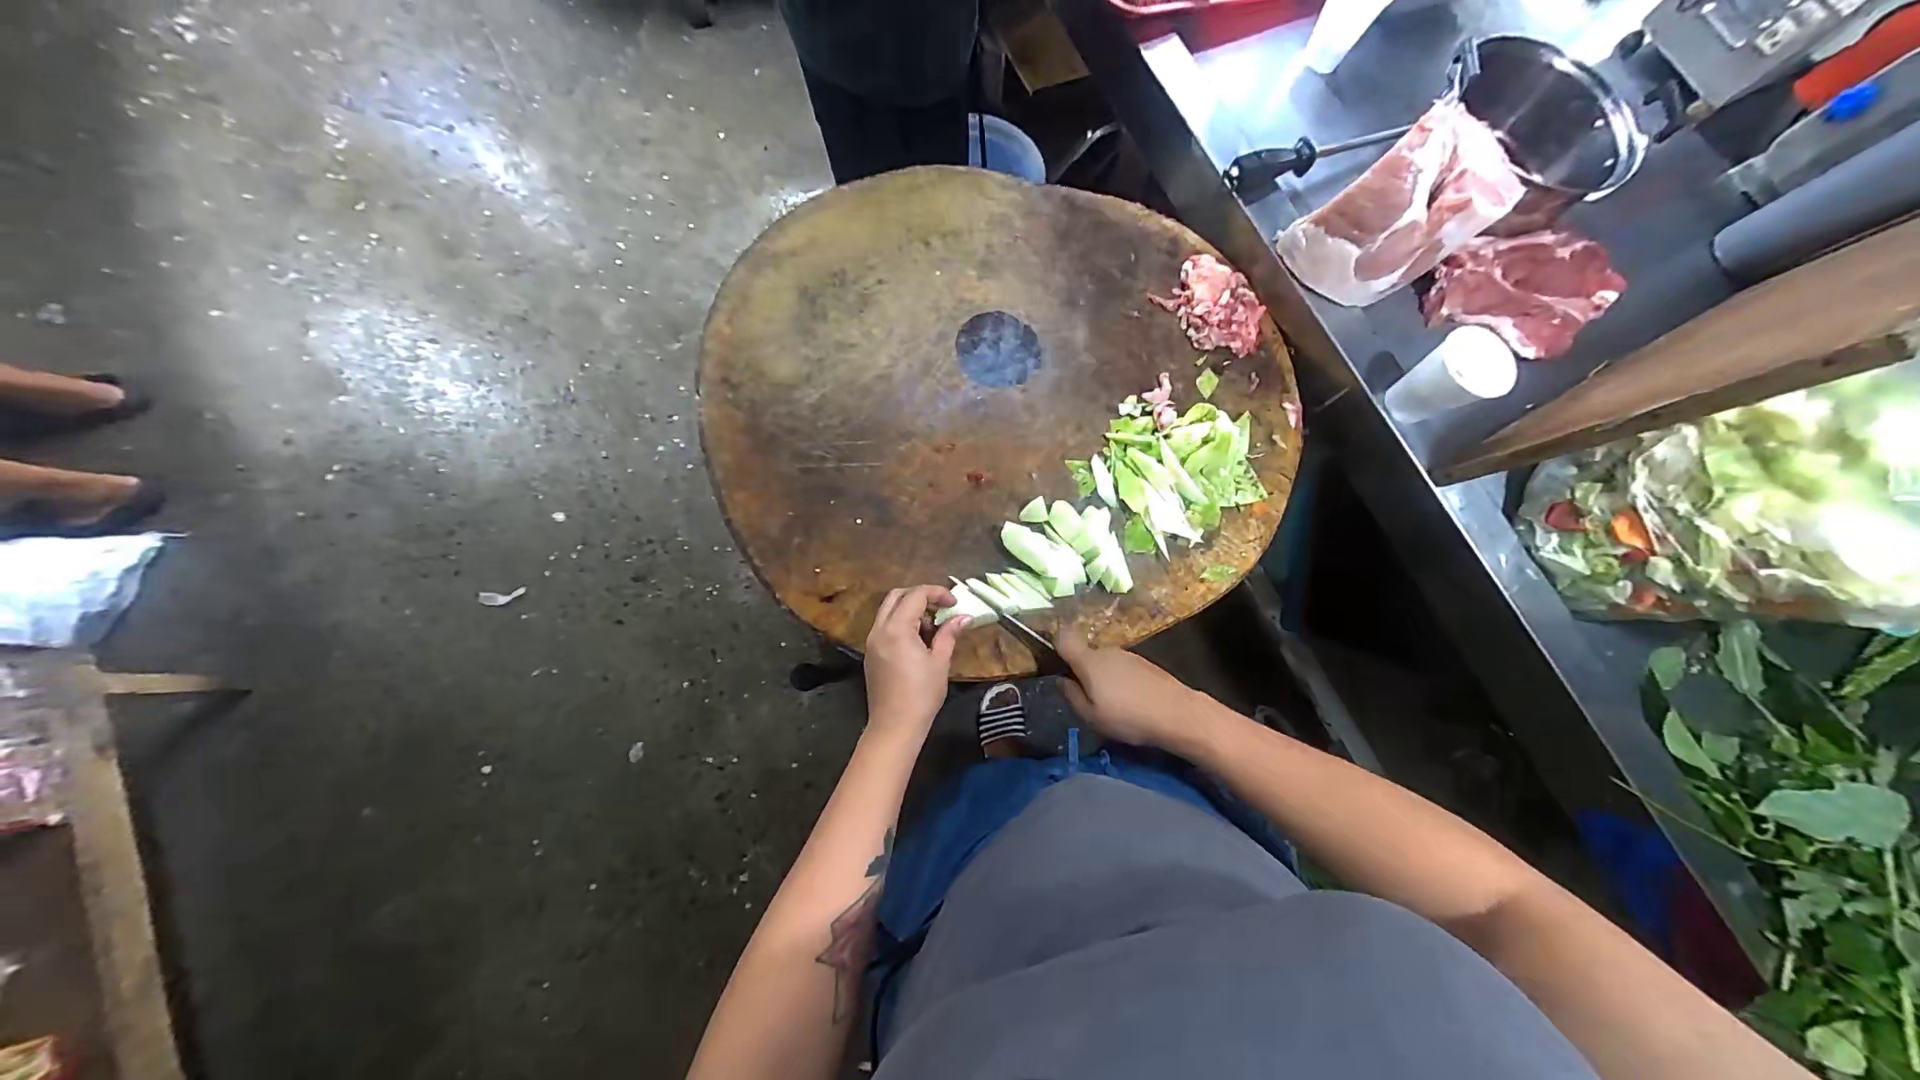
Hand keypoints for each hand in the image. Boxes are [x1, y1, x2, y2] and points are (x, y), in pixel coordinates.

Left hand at [863, 585, 968, 741]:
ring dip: (910, 609)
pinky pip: (884, 626)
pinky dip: (901, 623)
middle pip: (897, 596)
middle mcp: (879, 630)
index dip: (937, 593)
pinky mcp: (871, 653)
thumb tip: (964, 617)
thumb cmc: (921, 694)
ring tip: (932, 627)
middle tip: (941, 607)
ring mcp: (871, 641)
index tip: (954, 603)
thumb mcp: (940, 662)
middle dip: (920, 596)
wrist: (894, 726)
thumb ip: (949, 634)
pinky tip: (918, 641)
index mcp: (897, 629)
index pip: (916, 595)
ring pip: (888, 611)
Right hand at [1057, 630, 1204, 749]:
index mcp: (1089, 661)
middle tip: (1088, 699)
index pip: (1064, 638)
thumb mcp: (1092, 716)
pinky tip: (1132, 702)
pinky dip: (1121, 681)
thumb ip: (1072, 696)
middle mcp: (1107, 651)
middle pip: (1086, 654)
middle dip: (1083, 672)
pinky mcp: (1145, 663)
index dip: (1056, 645)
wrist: (1178, 713)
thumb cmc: (1129, 716)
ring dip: (1104, 678)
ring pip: (1105, 662)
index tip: (1055, 662)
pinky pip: (1122, 668)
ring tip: (1113, 705)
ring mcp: (1128, 655)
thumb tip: (1061, 681)